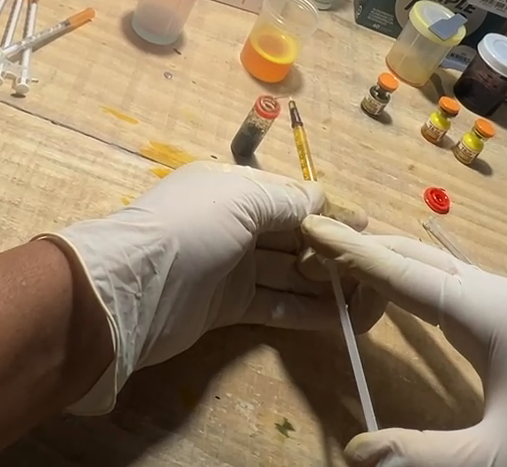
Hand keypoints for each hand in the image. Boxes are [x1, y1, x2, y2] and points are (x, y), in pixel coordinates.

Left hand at [47, 162, 372, 413]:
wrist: (134, 289)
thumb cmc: (192, 227)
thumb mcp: (242, 200)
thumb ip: (287, 201)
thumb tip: (325, 198)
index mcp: (233, 187)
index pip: (289, 196)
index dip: (326, 210)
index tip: (366, 225)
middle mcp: (234, 222)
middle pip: (290, 234)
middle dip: (328, 248)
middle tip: (372, 267)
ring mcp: (230, 265)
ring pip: (286, 271)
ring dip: (322, 283)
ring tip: (365, 297)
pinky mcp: (228, 305)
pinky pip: (275, 304)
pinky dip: (305, 311)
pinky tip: (339, 319)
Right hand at [302, 216, 506, 466]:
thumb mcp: (495, 464)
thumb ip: (421, 456)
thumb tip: (354, 451)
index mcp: (488, 314)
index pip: (404, 274)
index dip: (353, 252)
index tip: (312, 228)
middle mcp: (491, 292)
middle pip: (412, 257)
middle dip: (360, 248)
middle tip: (309, 246)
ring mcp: (500, 300)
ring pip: (426, 266)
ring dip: (380, 260)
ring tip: (332, 260)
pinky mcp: (503, 315)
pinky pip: (441, 283)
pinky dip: (402, 278)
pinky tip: (381, 285)